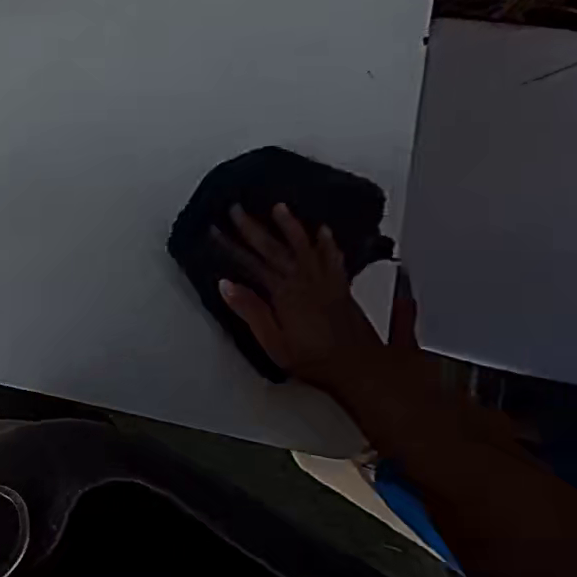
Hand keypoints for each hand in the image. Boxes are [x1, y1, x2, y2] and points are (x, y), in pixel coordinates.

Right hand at [209, 203, 387, 391]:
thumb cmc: (314, 360)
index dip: (229, 245)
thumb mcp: (273, 341)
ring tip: (279, 207)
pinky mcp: (341, 288)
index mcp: (283, 293)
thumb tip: (225, 284)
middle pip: (274, 248)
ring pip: (304, 246)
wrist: (363, 369)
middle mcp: (304, 281)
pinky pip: (332, 258)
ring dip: (290, 225)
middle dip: (253, 227)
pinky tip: (324, 231)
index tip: (214, 229)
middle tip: (236, 208)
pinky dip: (327, 243)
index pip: (249, 262)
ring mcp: (325, 282)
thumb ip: (250, 311)